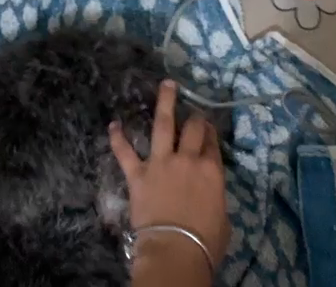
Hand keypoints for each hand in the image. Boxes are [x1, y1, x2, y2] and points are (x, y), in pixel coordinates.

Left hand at [110, 80, 229, 283]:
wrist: (175, 251)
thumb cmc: (204, 244)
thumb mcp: (223, 220)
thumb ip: (215, 198)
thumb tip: (209, 193)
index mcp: (211, 172)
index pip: (212, 144)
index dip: (210, 132)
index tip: (208, 126)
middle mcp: (186, 159)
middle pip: (192, 129)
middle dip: (194, 117)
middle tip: (193, 110)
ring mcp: (160, 163)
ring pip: (162, 124)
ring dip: (164, 102)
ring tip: (166, 84)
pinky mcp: (138, 174)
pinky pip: (125, 152)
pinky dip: (117, 138)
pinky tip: (113, 125)